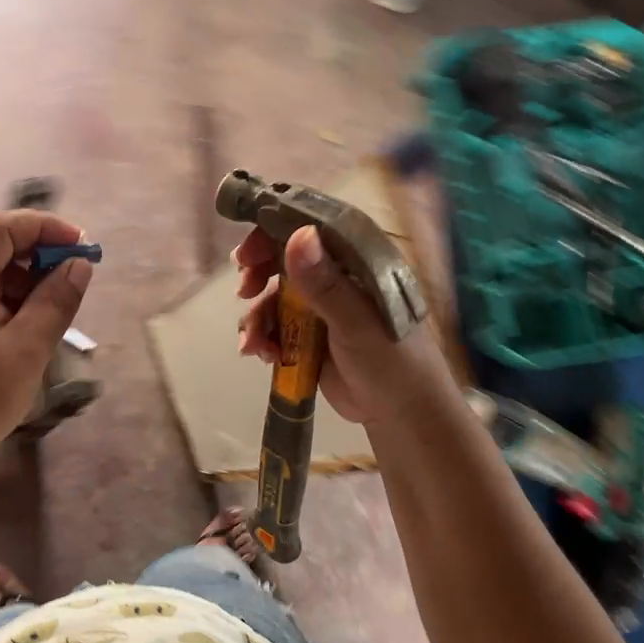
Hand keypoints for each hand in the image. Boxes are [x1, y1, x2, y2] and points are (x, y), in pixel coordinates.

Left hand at [0, 210, 92, 471]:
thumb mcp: (27, 350)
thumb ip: (55, 302)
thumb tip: (79, 265)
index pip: (0, 229)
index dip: (43, 227)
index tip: (81, 245)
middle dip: (40, 252)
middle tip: (78, 274)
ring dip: (31, 278)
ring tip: (62, 302)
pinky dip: (16, 299)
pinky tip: (38, 321)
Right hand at [234, 225, 444, 426]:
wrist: (400, 414)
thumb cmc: (392, 361)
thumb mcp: (357, 322)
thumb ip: (326, 283)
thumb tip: (298, 236)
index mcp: (358, 261)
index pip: (313, 228)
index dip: (276, 232)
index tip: (248, 253)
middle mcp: (338, 276)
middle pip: (285, 258)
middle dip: (258, 273)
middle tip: (243, 289)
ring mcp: (321, 306)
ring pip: (274, 296)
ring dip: (257, 317)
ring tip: (253, 344)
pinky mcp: (309, 335)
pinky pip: (274, 326)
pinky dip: (262, 338)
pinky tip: (261, 355)